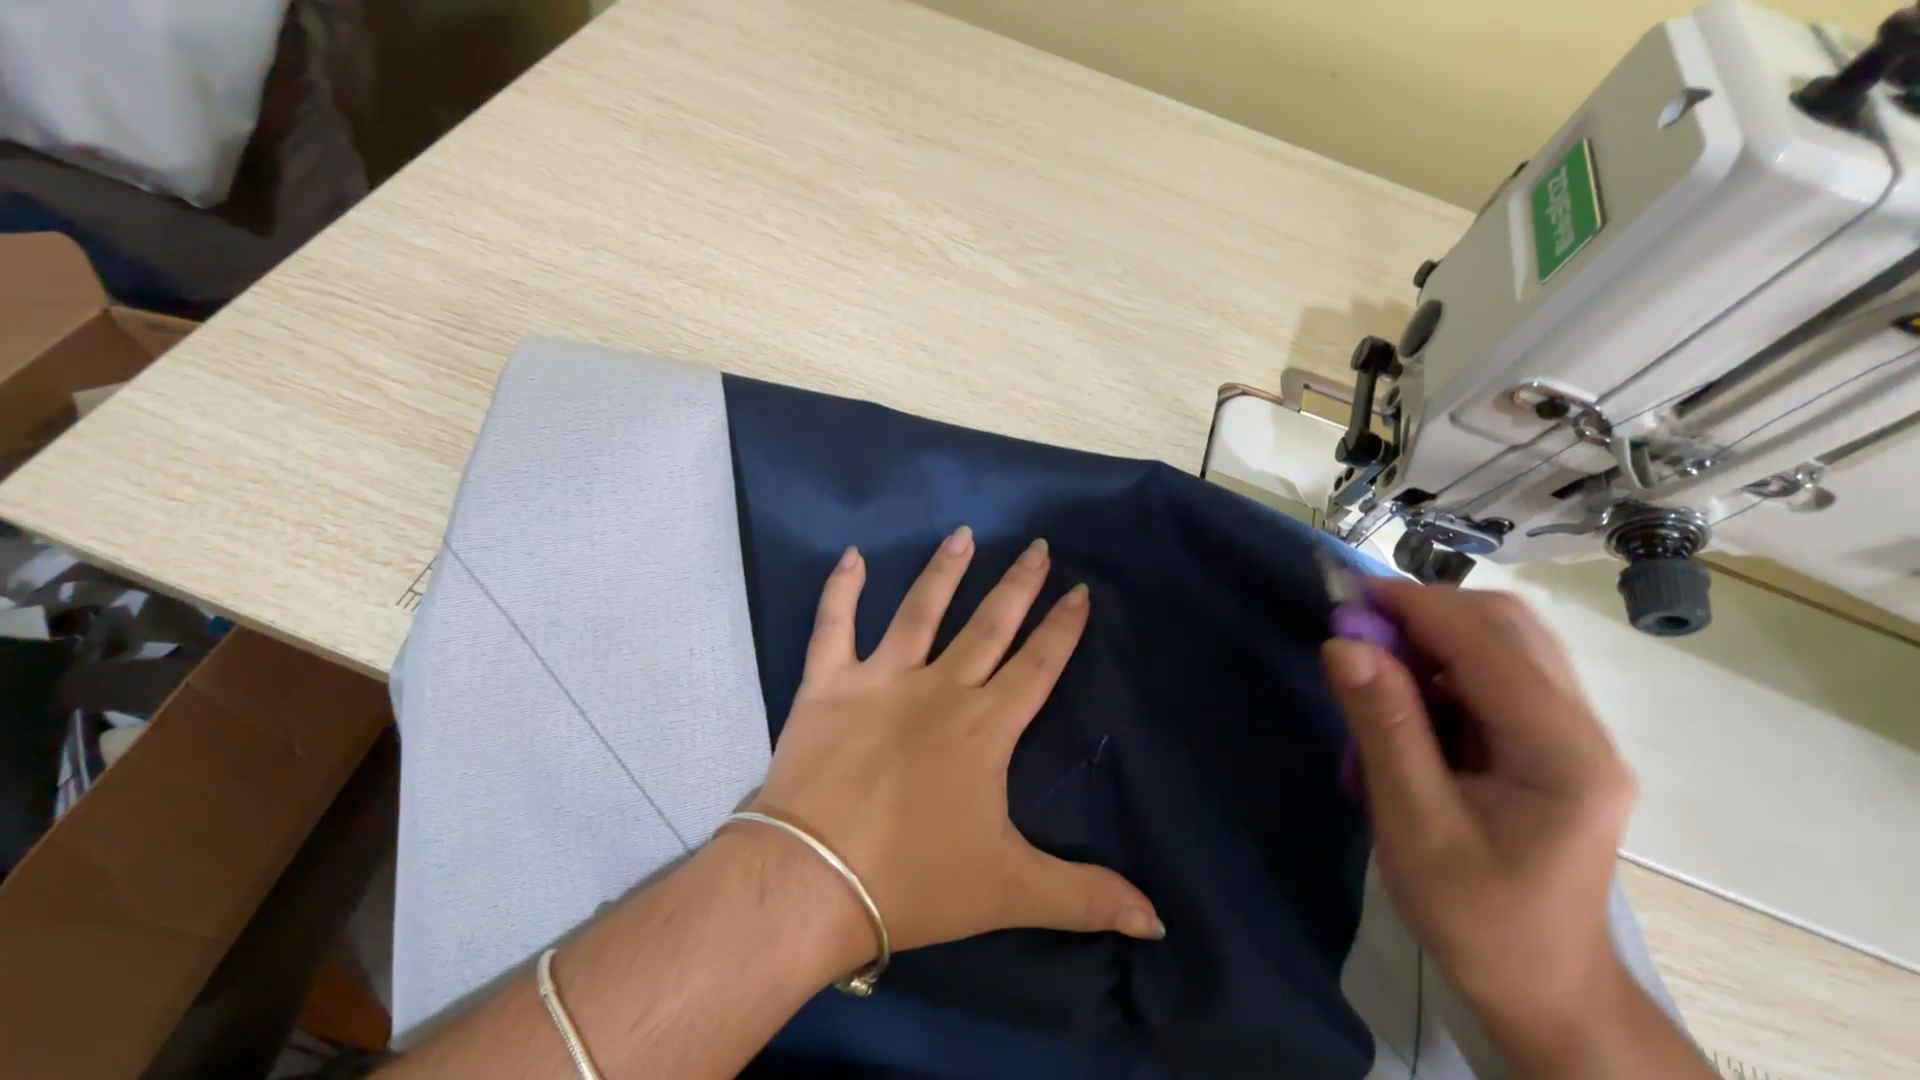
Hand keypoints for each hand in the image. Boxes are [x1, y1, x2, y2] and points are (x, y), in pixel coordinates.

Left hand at [739, 526, 1163, 974]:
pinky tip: (851, 556)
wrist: (815, 880)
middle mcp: (939, 690)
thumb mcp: (1012, 891)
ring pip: (919, 611)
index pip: (1037, 666)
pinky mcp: (827, 685)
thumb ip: (1086, 897)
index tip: (1080, 590)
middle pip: (988, 627)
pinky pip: (833, 626)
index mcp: (986, 728)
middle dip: (1018, 586)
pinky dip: (841, 590)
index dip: (1062, 628)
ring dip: (944, 572)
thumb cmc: (916, 880)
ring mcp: (880, 681)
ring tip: (964, 534)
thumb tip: (1158, 920)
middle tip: (1038, 546)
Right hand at [1320, 582, 1637, 1054]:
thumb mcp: (1414, 827)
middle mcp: (1584, 731)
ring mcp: (1574, 735)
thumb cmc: (1475, 917)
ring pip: (1508, 645)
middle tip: (1357, 631)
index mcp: (1564, 754)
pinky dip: (1447, 666)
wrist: (1541, 985)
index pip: (1491, 647)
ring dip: (1437, 636)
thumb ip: (1384, 729)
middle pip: (1511, 630)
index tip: (1347, 597)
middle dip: (1429, 614)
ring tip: (1375, 661)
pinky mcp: (1552, 744)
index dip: (1418, 608)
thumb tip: (1343, 645)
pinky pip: (1500, 675)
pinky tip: (1407, 694)